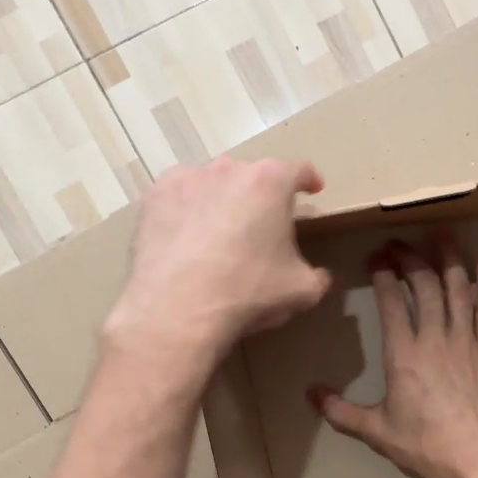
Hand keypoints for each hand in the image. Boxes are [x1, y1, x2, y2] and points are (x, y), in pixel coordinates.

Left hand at [106, 156, 331, 363]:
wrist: (178, 309)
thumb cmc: (248, 292)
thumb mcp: (301, 291)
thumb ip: (317, 276)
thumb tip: (321, 276)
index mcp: (271, 183)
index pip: (299, 170)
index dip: (309, 180)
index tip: (312, 189)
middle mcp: (230, 169)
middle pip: (254, 176)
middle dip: (262, 196)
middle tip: (263, 226)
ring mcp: (188, 178)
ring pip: (214, 183)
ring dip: (224, 200)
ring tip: (222, 232)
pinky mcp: (155, 196)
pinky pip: (181, 196)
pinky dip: (189, 209)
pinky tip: (188, 236)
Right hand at [311, 233, 477, 477]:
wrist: (475, 459)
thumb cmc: (423, 446)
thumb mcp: (375, 430)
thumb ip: (341, 410)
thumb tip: (311, 394)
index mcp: (403, 353)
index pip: (392, 300)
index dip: (384, 274)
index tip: (376, 258)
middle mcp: (435, 338)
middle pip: (424, 284)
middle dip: (410, 258)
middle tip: (399, 244)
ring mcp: (466, 341)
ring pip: (458, 288)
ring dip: (448, 258)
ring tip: (441, 233)